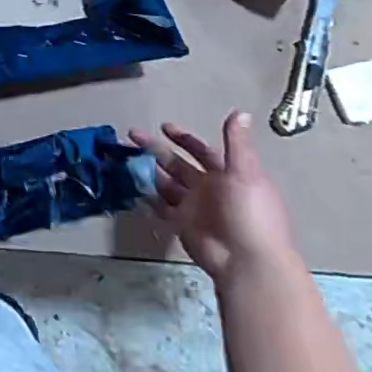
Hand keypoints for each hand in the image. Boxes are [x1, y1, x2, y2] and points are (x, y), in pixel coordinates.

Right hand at [129, 112, 299, 284]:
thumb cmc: (248, 213)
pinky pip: (159, 204)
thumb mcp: (245, 173)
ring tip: (123, 156)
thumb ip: (237, 143)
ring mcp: (193, 206)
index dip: (184, 138)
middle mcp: (209, 188)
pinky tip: (130, 182)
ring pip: (164, 181)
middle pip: (177, 163)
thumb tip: (240, 112)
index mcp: (228, 176)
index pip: (203, 151)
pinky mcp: (180, 221)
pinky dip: (145, 194)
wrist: (245, 260)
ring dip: (146, 168)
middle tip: (131, 135)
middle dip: (154, 148)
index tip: (162, 127)